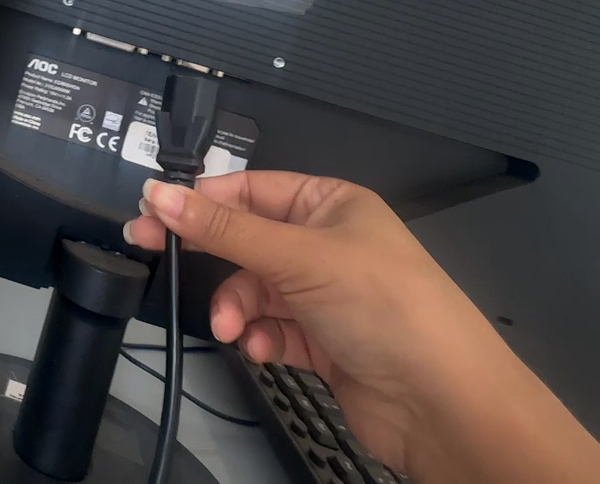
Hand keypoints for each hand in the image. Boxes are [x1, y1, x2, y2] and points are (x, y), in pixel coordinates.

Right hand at [125, 173, 599, 482]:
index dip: (199, 199)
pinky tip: (261, 348)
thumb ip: (223, 229)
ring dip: (236, 306)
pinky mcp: (323, 339)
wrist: (449, 410)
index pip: (248, 189)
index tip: (152, 210)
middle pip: (245, 237)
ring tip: (233, 328)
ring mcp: (324, 292)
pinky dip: (259, 336)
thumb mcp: (298, 256)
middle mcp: (325, 242)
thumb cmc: (389, 310)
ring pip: (254, 286)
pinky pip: (271, 327)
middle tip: (151, 248)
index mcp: (328, 203)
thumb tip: (161, 195)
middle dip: (207, 252)